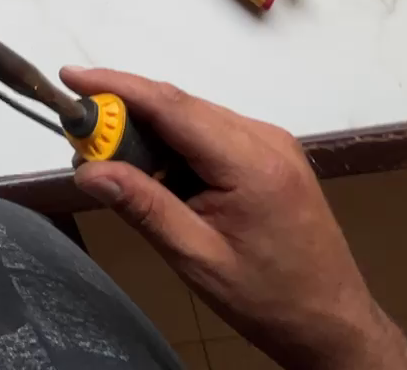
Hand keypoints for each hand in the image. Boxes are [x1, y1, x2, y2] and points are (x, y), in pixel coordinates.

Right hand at [62, 67, 406, 369]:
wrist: (337, 329)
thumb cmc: (269, 299)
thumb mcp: (197, 257)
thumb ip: (142, 206)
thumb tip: (86, 171)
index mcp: (251, 163)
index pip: (170, 105)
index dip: (115, 85)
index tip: (69, 76)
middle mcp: (263, 138)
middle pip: (175, 104)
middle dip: (121, 110)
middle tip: (79, 132)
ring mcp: (268, 141)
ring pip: (186, 113)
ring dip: (143, 127)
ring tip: (110, 158)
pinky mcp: (266, 150)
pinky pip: (203, 128)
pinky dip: (168, 139)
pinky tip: (152, 169)